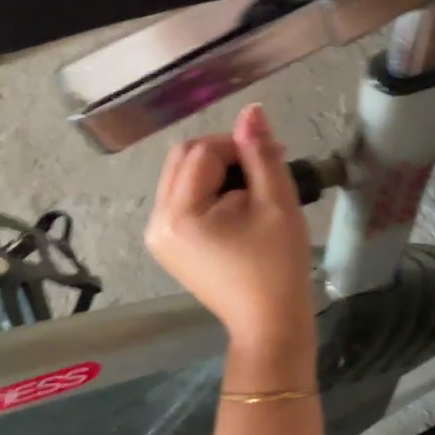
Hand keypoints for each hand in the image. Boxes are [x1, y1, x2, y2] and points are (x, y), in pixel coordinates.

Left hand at [145, 104, 314, 351]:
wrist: (270, 323)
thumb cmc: (278, 265)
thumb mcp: (277, 202)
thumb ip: (261, 153)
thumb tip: (251, 110)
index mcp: (178, 214)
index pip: (203, 151)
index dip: (240, 147)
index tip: (275, 161)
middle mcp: (156, 221)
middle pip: (185, 158)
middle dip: (225, 156)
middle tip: (263, 174)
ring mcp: (158, 236)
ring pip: (183, 175)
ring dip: (218, 172)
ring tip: (253, 194)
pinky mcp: (168, 245)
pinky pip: (183, 198)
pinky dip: (209, 191)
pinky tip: (237, 210)